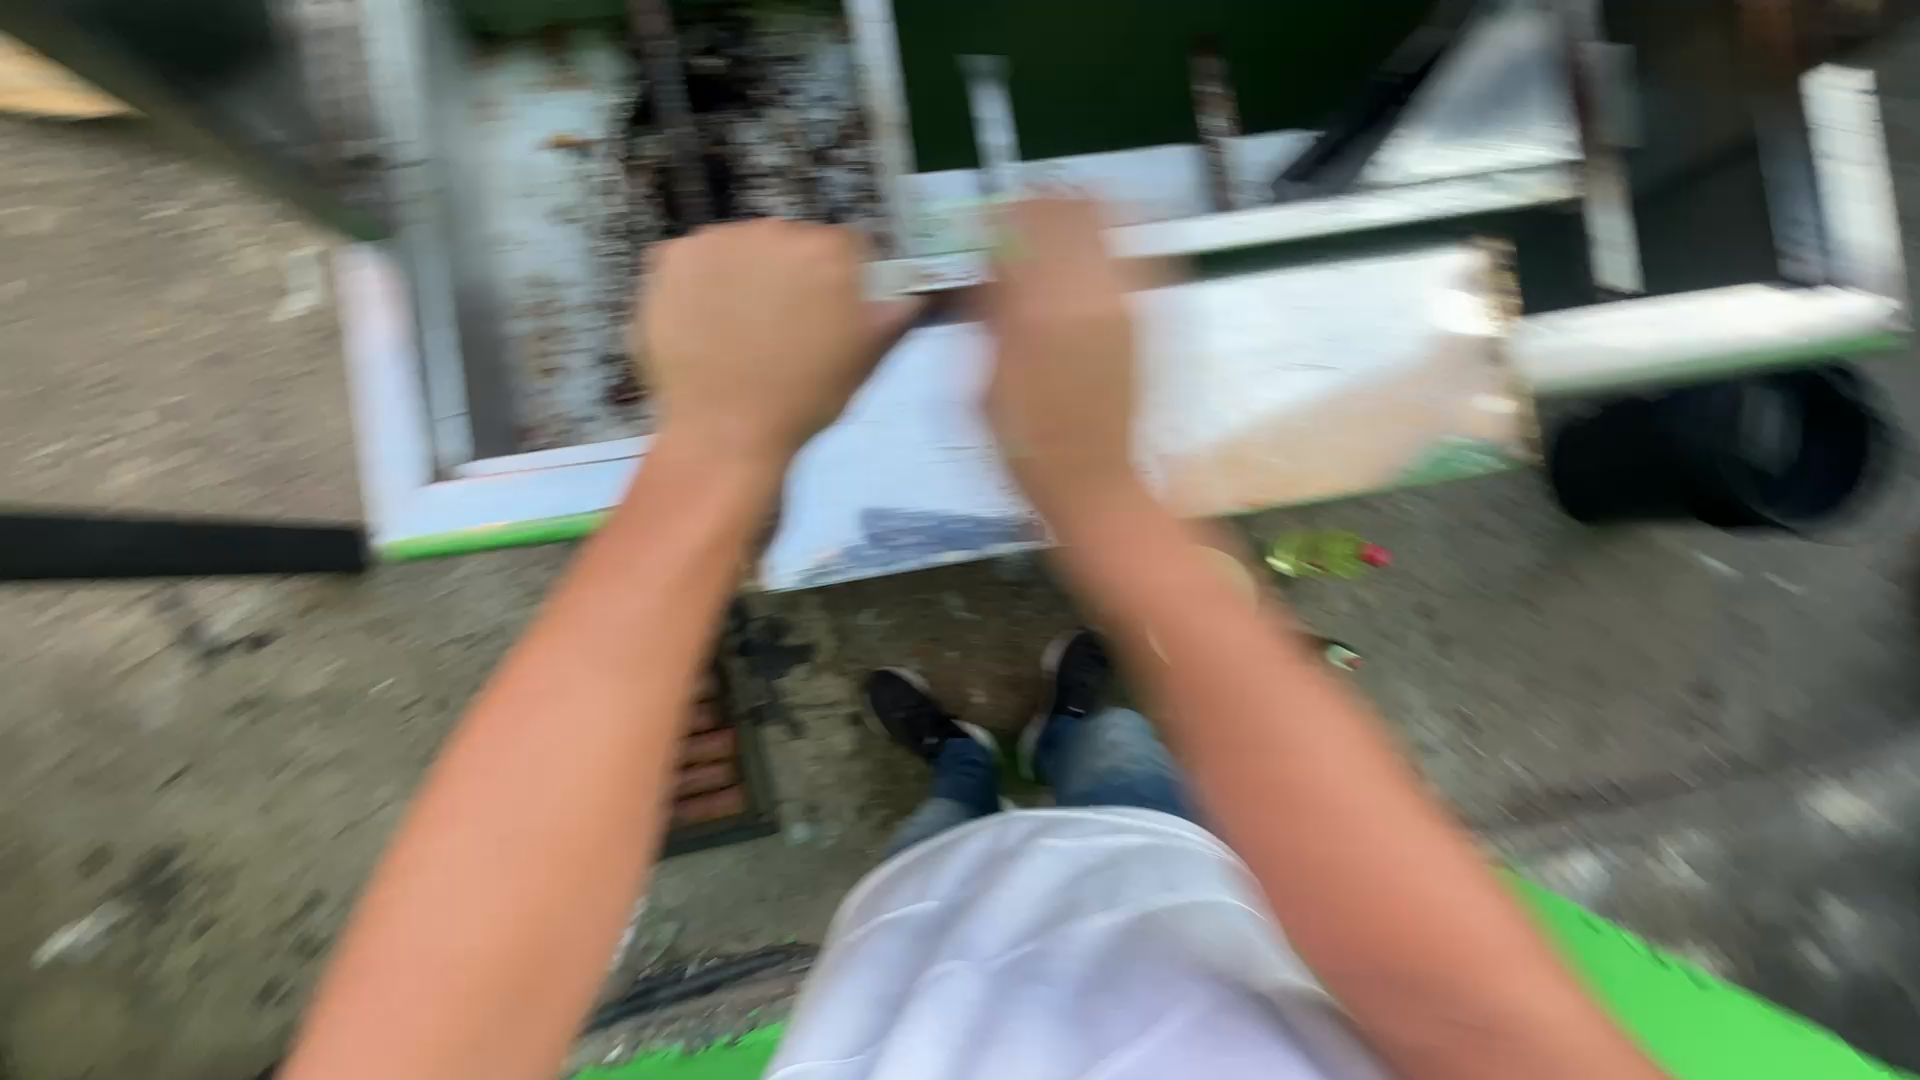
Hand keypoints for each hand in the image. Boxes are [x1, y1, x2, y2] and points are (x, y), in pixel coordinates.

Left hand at [634, 220, 918, 470]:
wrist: (726, 432)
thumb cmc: (805, 401)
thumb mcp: (863, 362)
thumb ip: (889, 318)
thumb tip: (910, 295)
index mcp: (830, 252)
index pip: (847, 248)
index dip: (842, 282)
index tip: (830, 316)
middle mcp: (775, 230)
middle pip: (791, 242)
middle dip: (792, 276)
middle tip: (784, 328)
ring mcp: (718, 240)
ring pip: (742, 248)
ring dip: (746, 275)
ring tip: (741, 330)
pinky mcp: (670, 258)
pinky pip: (696, 259)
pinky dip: (702, 282)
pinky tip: (707, 322)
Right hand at [981, 198, 1149, 518]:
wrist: (1097, 486)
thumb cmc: (1028, 447)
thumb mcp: (985, 387)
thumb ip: (989, 319)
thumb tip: (991, 268)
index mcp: (1037, 311)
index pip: (1019, 225)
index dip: (1000, 217)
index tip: (989, 229)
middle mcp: (1089, 292)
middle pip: (1068, 207)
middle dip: (1041, 207)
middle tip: (1024, 226)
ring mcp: (1130, 302)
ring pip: (1111, 218)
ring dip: (1079, 214)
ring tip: (1061, 234)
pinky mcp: (1156, 317)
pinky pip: (1144, 251)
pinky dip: (1118, 239)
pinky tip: (1098, 258)